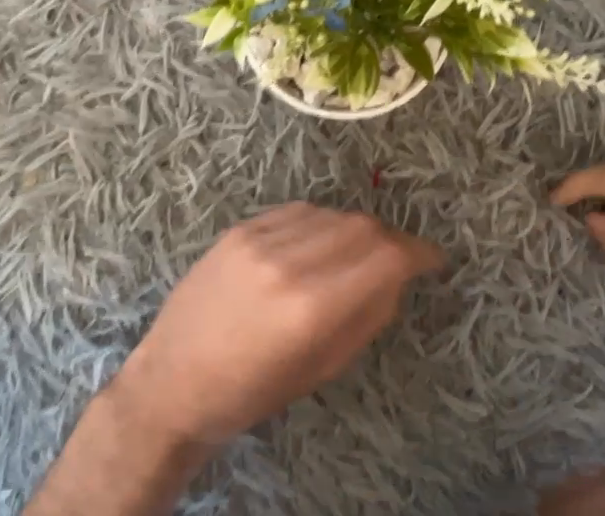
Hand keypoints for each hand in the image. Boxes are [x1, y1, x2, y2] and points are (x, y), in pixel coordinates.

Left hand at [106, 203, 442, 446]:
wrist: (171, 382)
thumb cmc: (250, 392)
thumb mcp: (320, 368)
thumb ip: (367, 318)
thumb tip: (398, 278)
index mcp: (311, 307)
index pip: (385, 256)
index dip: (418, 252)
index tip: (432, 259)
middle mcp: (287, 262)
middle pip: (361, 226)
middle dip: (389, 240)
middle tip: (398, 260)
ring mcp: (258, 240)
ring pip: (330, 214)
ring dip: (355, 230)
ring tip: (355, 255)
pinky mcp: (237, 230)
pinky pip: (295, 211)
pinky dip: (319, 223)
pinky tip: (318, 243)